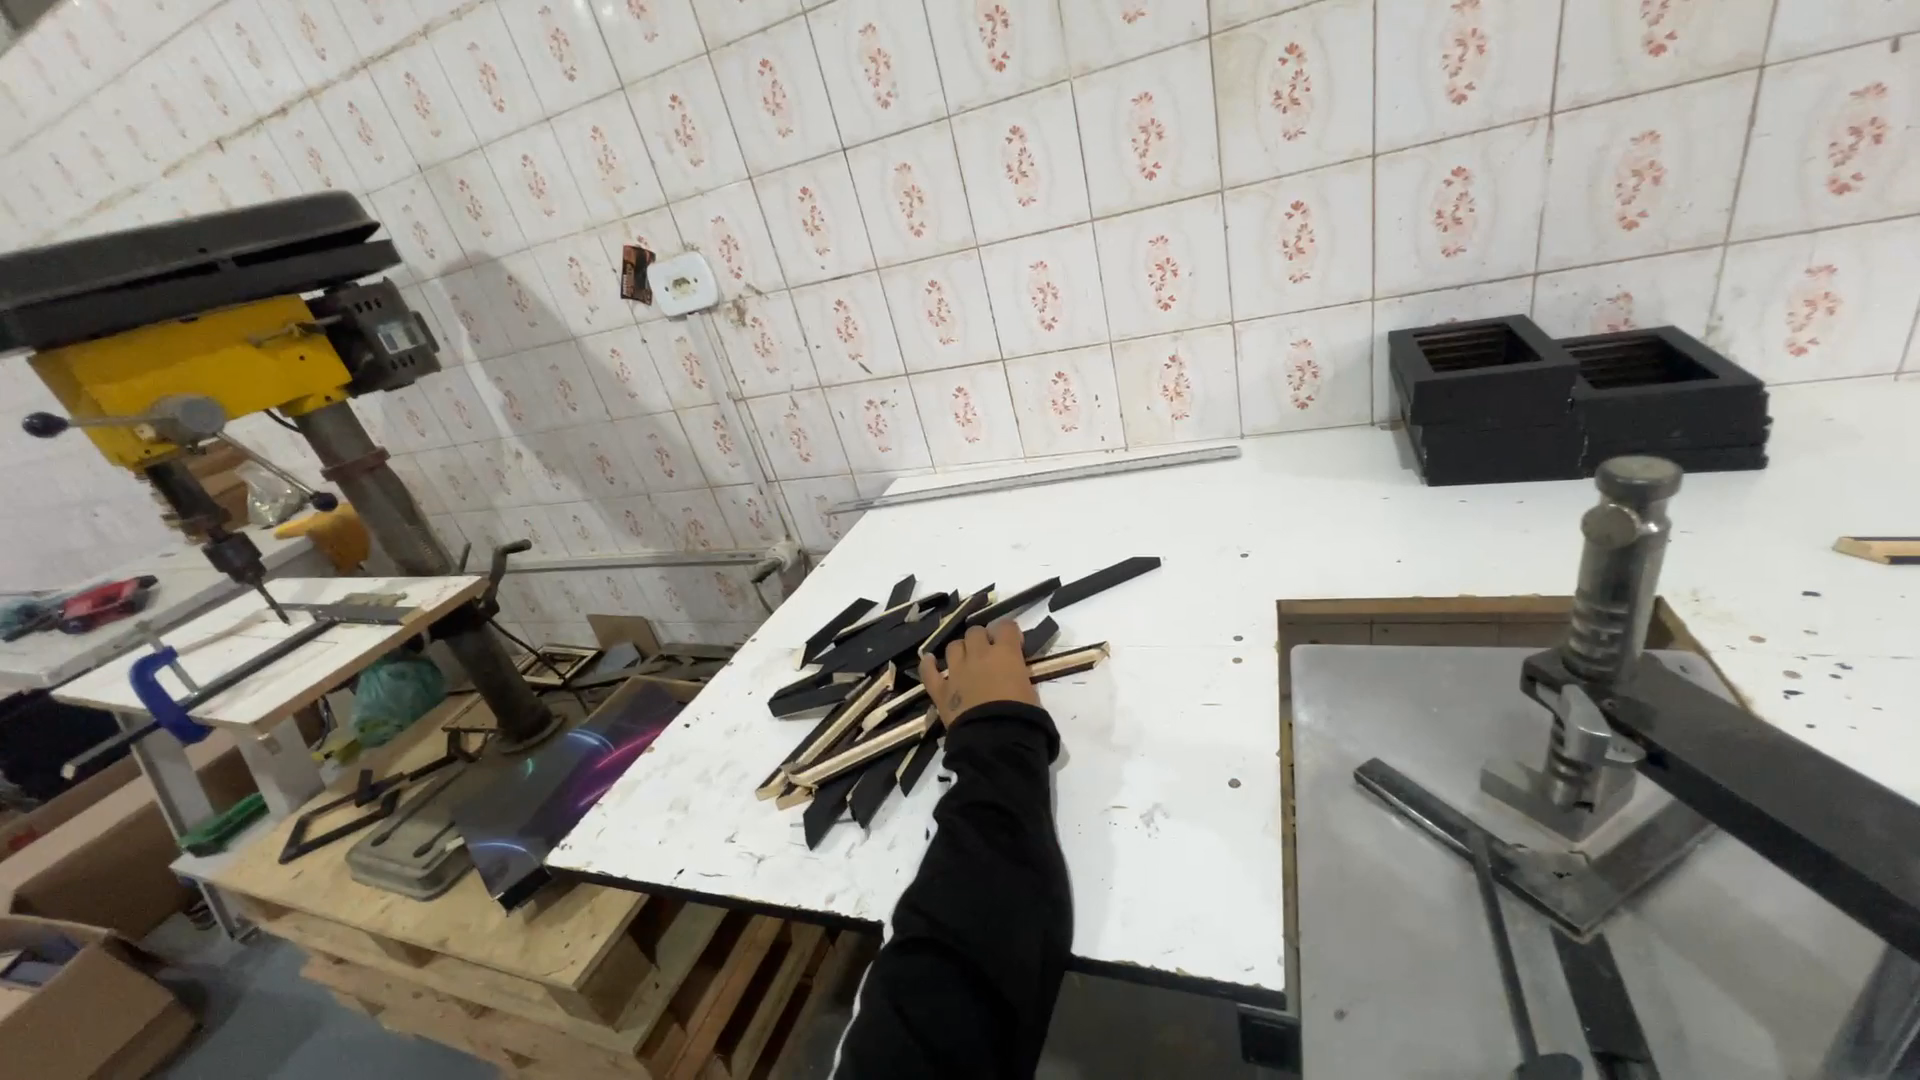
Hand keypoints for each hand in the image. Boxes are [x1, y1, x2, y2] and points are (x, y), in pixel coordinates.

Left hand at [919, 620, 1038, 727]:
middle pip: (975, 632)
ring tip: (965, 661)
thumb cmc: (1021, 717)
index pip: (1006, 626)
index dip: (1009, 633)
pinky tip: (929, 661)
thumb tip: (1015, 677)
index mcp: (1005, 654)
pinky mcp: (940, 690)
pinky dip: (928, 665)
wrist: (996, 741)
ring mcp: (956, 672)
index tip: (1014, 645)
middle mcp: (978, 655)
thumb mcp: (1031, 693)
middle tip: (988, 654)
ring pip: (953, 646)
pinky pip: (928, 672)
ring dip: (960, 650)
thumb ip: (1021, 677)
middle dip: (982, 639)